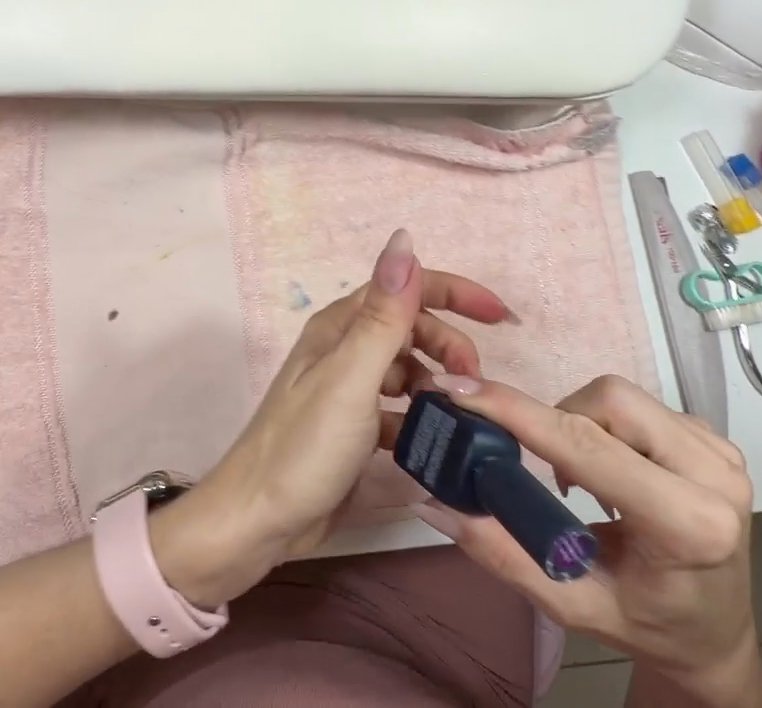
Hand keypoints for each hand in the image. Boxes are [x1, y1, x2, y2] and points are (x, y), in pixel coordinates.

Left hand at [151, 230, 514, 606]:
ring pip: (408, 371)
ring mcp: (347, 391)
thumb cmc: (304, 447)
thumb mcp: (351, 378)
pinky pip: (399, 411)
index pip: (404, 289)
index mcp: (340, 327)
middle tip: (474, 383)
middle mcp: (343, 350)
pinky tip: (434, 442)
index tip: (502, 318)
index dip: (455, 293)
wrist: (259, 521)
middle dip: (450, 346)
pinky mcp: (353, 429)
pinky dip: (420, 419)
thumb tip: (404, 240)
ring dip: (437, 384)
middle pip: (412, 329)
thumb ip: (383, 315)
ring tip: (456, 415)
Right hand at [416, 375, 761, 703]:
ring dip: (582, 422)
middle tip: (547, 471)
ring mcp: (722, 454)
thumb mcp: (570, 603)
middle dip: (558, 419)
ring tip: (581, 477)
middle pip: (610, 401)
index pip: (586, 445)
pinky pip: (641, 405)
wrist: (716, 635)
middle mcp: (715, 478)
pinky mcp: (717, 440)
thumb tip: (433, 502)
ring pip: (623, 396)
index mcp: (688, 525)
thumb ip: (502, 553)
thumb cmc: (645, 625)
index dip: (516, 412)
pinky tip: (611, 468)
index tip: (458, 391)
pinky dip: (606, 426)